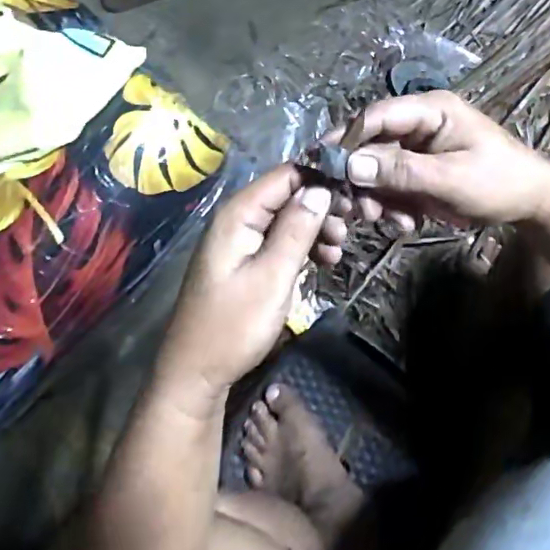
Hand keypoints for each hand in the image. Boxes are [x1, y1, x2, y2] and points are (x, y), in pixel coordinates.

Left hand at [153, 165, 345, 411]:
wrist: (196, 374)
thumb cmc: (233, 326)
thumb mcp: (273, 277)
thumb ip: (297, 229)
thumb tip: (321, 188)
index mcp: (239, 214)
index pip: (286, 174)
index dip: (321, 177)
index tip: (353, 193)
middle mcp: (239, 217)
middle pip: (290, 193)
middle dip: (323, 205)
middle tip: (349, 226)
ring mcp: (243, 238)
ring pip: (290, 216)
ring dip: (318, 227)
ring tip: (339, 249)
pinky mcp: (249, 258)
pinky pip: (282, 237)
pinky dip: (306, 245)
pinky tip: (326, 261)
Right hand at [333, 91, 549, 227]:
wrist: (534, 204)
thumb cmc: (499, 182)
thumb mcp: (449, 179)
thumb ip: (400, 171)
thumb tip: (348, 165)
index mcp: (430, 109)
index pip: (375, 116)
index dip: (346, 140)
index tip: (322, 168)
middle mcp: (420, 122)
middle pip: (372, 144)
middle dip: (363, 179)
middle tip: (359, 211)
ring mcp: (420, 146)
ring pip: (378, 167)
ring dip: (378, 197)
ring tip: (393, 221)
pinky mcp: (422, 168)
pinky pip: (393, 183)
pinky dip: (393, 204)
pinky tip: (407, 222)